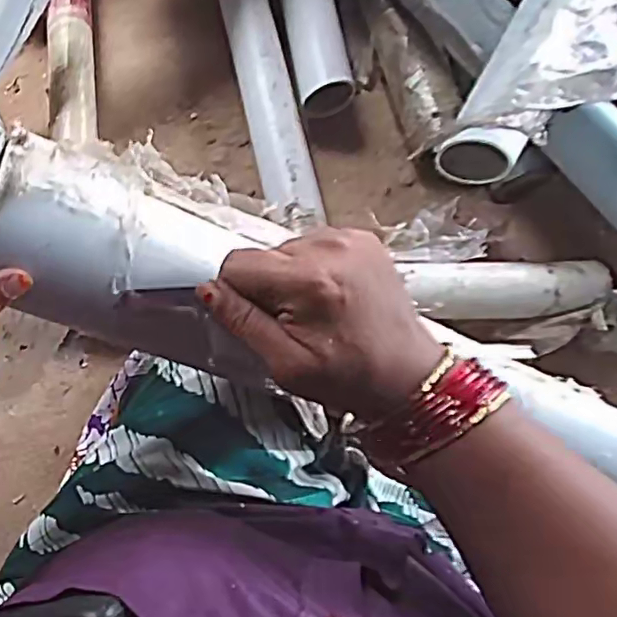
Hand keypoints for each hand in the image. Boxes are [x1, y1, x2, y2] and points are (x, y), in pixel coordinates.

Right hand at [196, 228, 442, 417]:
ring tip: (316, 312)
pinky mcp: (362, 239)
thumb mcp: (286, 365)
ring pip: (284, 250)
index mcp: (310, 280)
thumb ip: (242, 323)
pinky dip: (311, 269)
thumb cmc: (354, 377)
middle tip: (293, 323)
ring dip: (289, 278)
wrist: (408, 377)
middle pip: (262, 256)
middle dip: (266, 289)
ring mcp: (350, 239)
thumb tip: (209, 291)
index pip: (237, 264)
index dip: (237, 295)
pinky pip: (312, 246)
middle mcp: (331, 248)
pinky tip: (329, 297)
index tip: (256, 319)